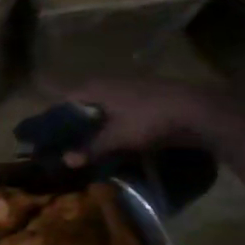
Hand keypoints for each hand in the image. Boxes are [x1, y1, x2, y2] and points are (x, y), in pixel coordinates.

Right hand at [61, 78, 225, 165]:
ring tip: (86, 150)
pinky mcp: (146, 101)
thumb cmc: (150, 120)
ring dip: (94, 128)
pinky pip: (119, 115)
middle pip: (83, 105)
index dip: (54, 120)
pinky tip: (113, 144)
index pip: (65, 100)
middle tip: (65, 149)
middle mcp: (110, 84)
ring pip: (103, 110)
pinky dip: (112, 128)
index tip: (47, 140)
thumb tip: (65, 159)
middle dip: (74, 126)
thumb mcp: (118, 137)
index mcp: (98, 87)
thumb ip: (91, 147)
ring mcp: (130, 91)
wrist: (197, 111)